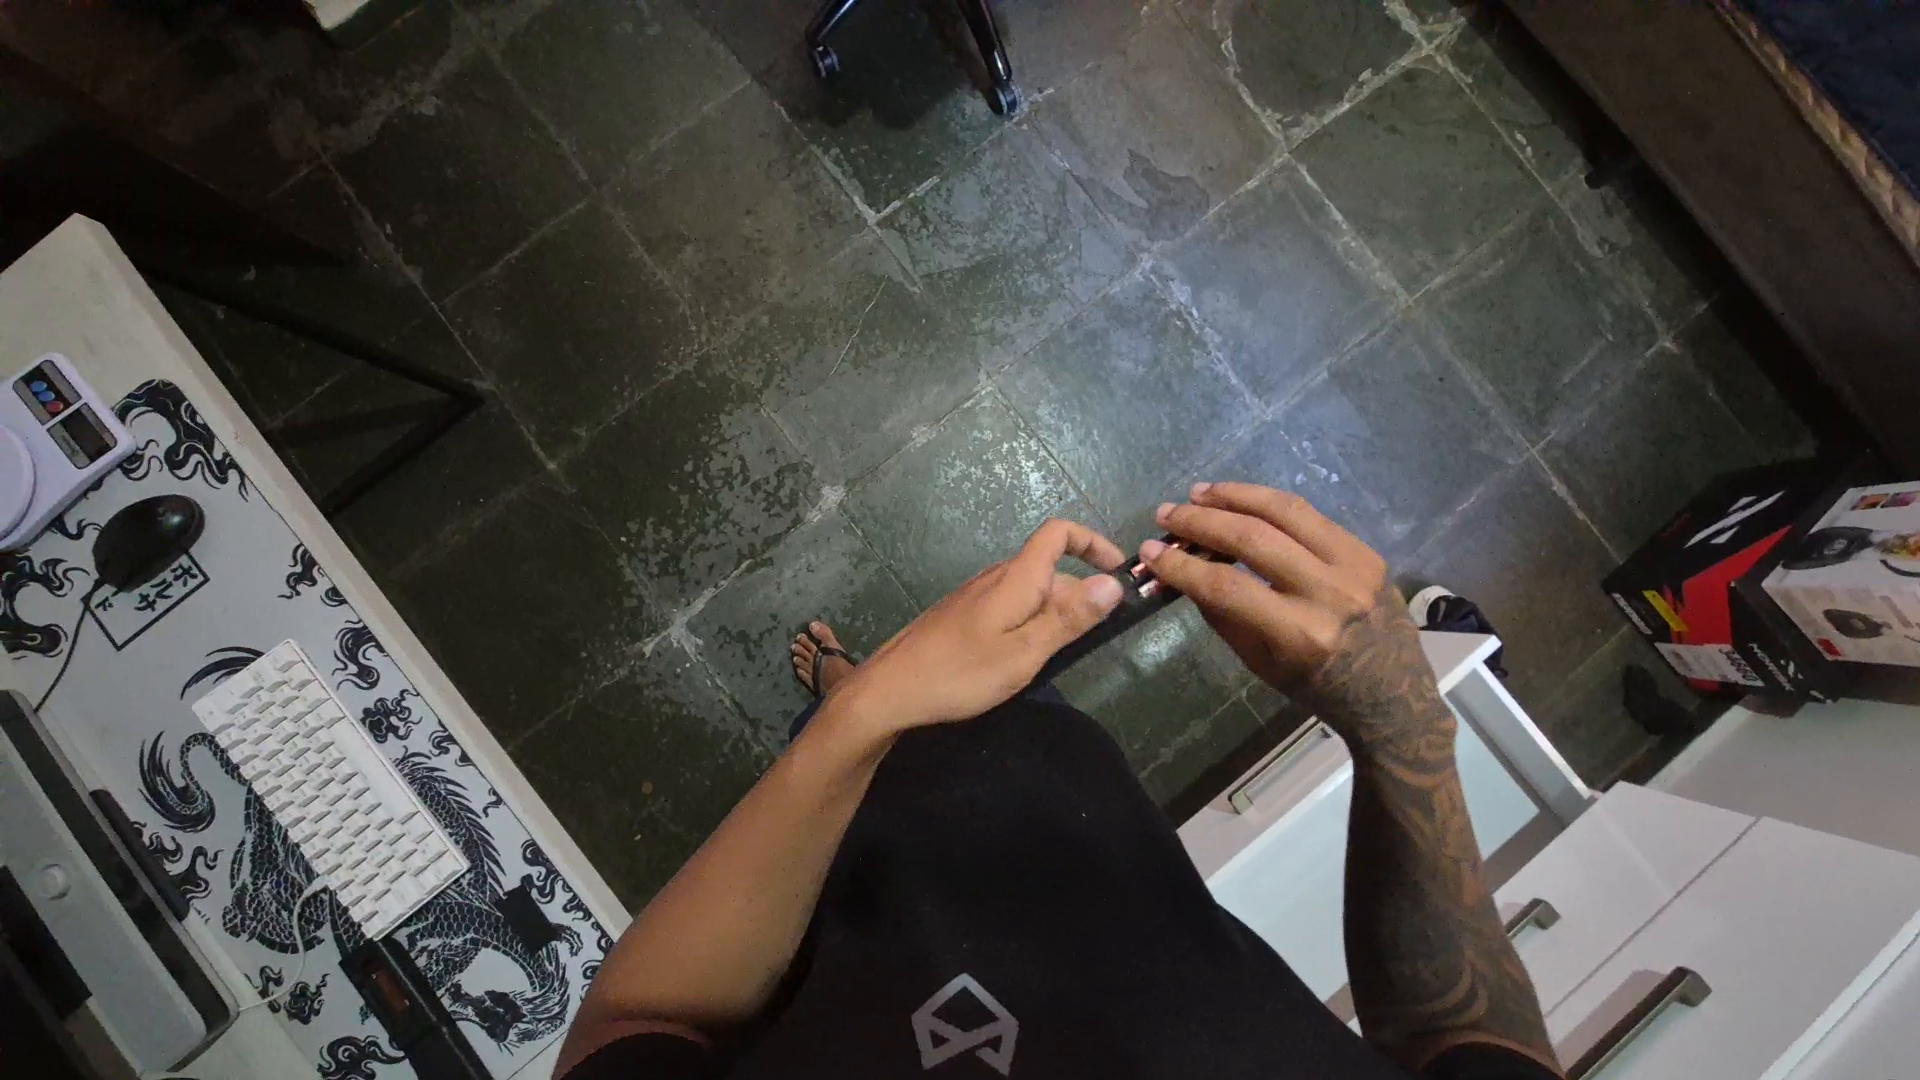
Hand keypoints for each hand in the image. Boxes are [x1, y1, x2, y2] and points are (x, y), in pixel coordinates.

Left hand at [828, 519, 1125, 734]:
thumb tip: (1112, 583)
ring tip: (1060, 656)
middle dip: (1080, 595)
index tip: (1117, 573)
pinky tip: (1023, 659)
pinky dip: (1030, 623)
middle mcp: (997, 576)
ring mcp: (977, 595)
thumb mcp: (1025, 652)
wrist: (892, 689)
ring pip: (1030, 592)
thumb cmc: (962, 672)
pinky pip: (1010, 607)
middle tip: (1094, 640)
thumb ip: (1069, 617)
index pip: (1058, 533)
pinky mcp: (964, 615)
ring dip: (1055, 613)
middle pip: (1049, 569)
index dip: (1092, 542)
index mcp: (1016, 577)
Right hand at [1140, 483, 1438, 744]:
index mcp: (1300, 634)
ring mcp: (1354, 566)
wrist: (1392, 694)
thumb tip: (1182, 568)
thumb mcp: (1258, 661)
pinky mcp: (1366, 551)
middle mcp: (1329, 593)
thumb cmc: (1314, 687)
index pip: (1227, 586)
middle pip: (1253, 539)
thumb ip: (1221, 611)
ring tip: (1199, 492)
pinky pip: (1309, 515)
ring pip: (1285, 511)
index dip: (1182, 565)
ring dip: (1234, 496)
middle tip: (1167, 513)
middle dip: (1201, 521)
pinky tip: (1239, 499)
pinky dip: (1267, 503)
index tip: (1150, 551)